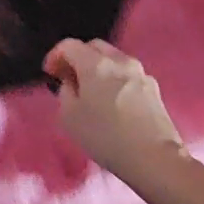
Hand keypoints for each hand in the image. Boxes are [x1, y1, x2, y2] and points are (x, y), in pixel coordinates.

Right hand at [45, 39, 185, 185]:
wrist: (154, 158)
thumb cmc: (105, 136)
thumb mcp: (69, 117)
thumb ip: (65, 92)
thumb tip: (73, 83)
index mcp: (96, 64)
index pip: (69, 45)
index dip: (54, 56)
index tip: (49, 73)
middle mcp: (120, 61)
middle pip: (94, 47)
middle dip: (78, 57)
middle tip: (68, 77)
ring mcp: (141, 73)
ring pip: (113, 59)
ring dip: (98, 68)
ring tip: (91, 90)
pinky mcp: (154, 89)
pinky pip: (127, 75)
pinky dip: (114, 79)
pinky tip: (112, 101)